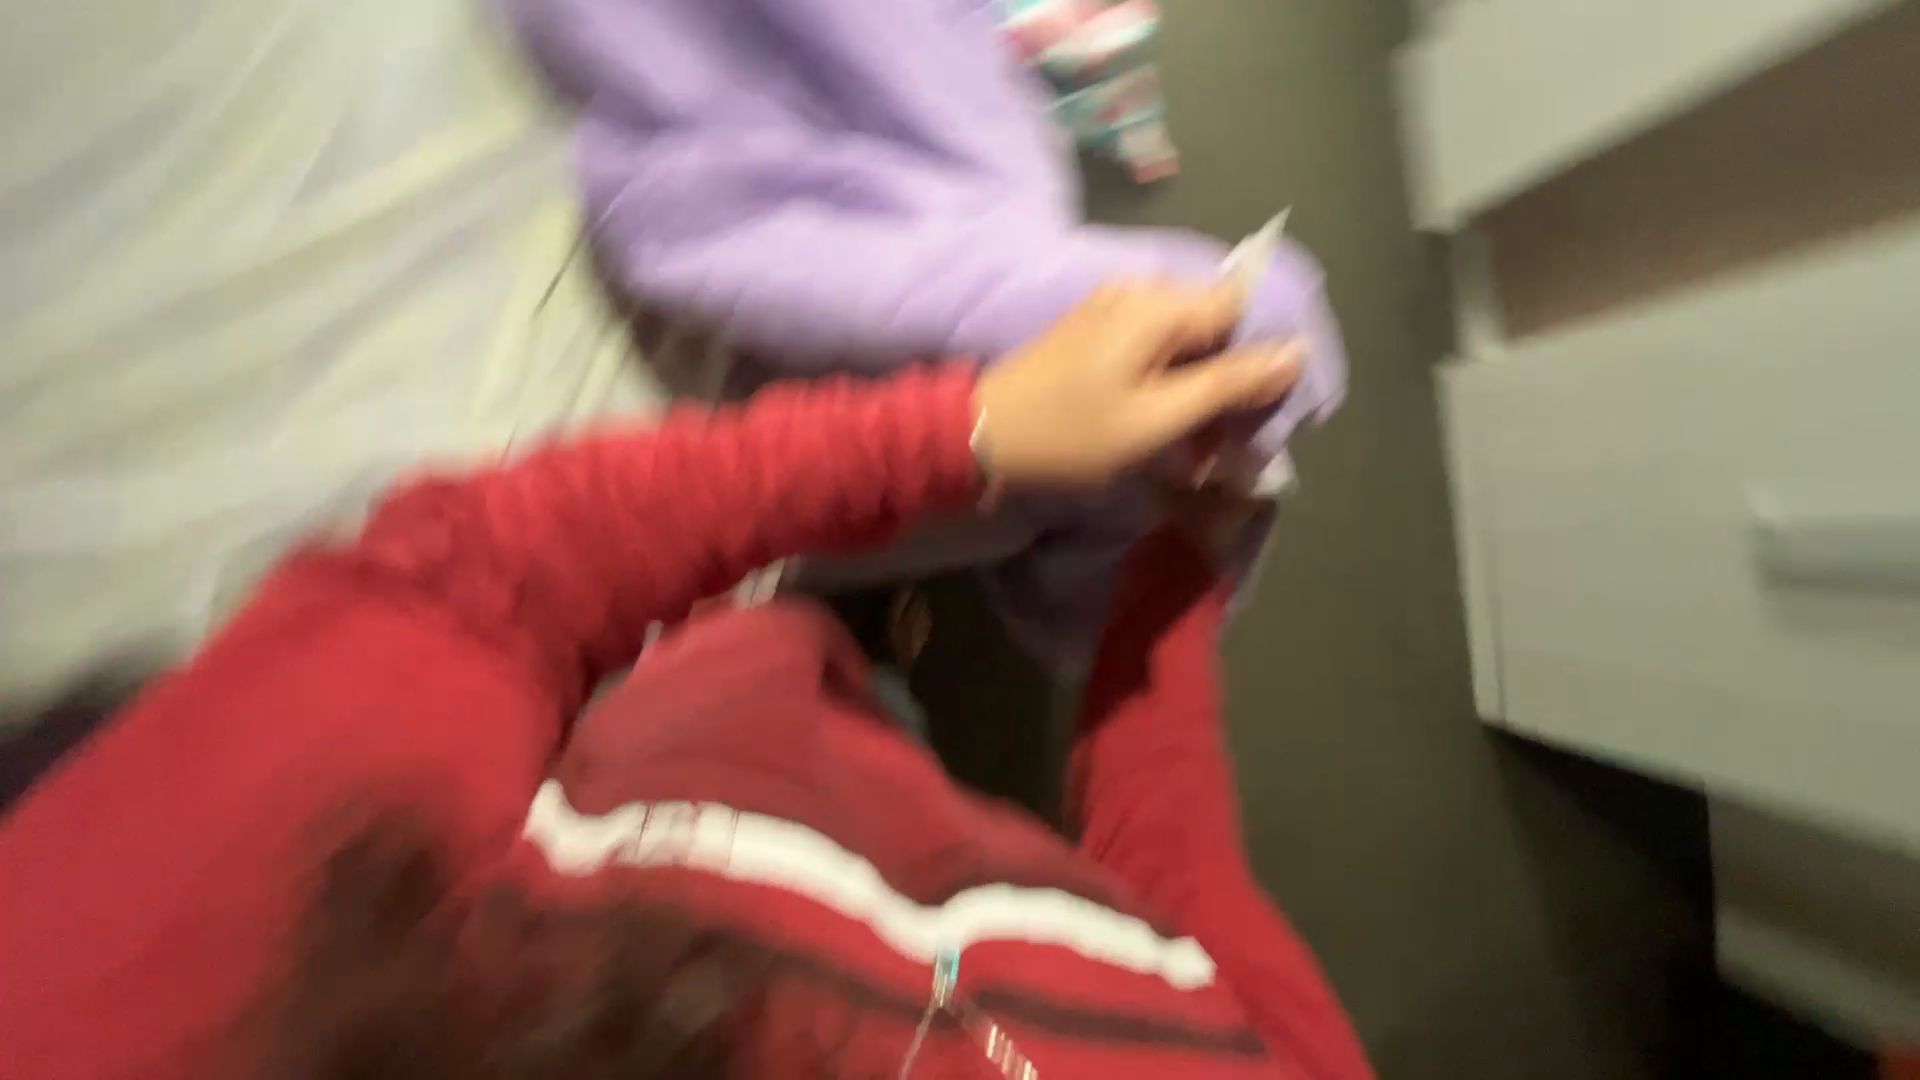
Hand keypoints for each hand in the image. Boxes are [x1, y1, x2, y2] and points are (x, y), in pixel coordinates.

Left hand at [973, 282, 1303, 488]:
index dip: (1256, 357)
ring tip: (1184, 445)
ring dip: (1191, 389)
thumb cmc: (1070, 435)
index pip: (1242, 308)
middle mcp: (1138, 290)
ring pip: (1180, 341)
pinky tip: (1152, 424)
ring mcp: (1109, 307)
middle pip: (1211, 324)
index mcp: (1159, 304)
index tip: (1251, 410)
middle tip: (1214, 442)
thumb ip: (1227, 384)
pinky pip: (1147, 347)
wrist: (982, 435)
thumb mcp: (1156, 419)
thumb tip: (1296, 352)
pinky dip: (1160, 383)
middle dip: (1223, 380)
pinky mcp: (1091, 329)